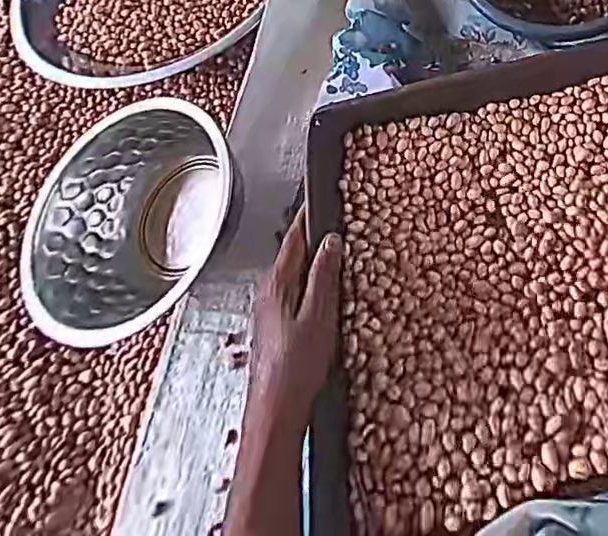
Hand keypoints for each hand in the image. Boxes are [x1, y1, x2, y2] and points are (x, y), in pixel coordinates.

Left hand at [248, 206, 344, 417]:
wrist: (275, 412)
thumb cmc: (296, 365)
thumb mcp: (319, 315)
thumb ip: (324, 275)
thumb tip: (332, 240)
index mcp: (278, 283)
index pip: (295, 237)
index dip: (308, 215)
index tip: (319, 196)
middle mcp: (270, 291)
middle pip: (295, 253)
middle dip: (314, 236)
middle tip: (337, 221)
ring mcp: (272, 308)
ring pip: (296, 273)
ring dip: (314, 260)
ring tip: (337, 251)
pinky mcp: (278, 324)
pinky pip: (297, 291)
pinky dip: (312, 281)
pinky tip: (328, 290)